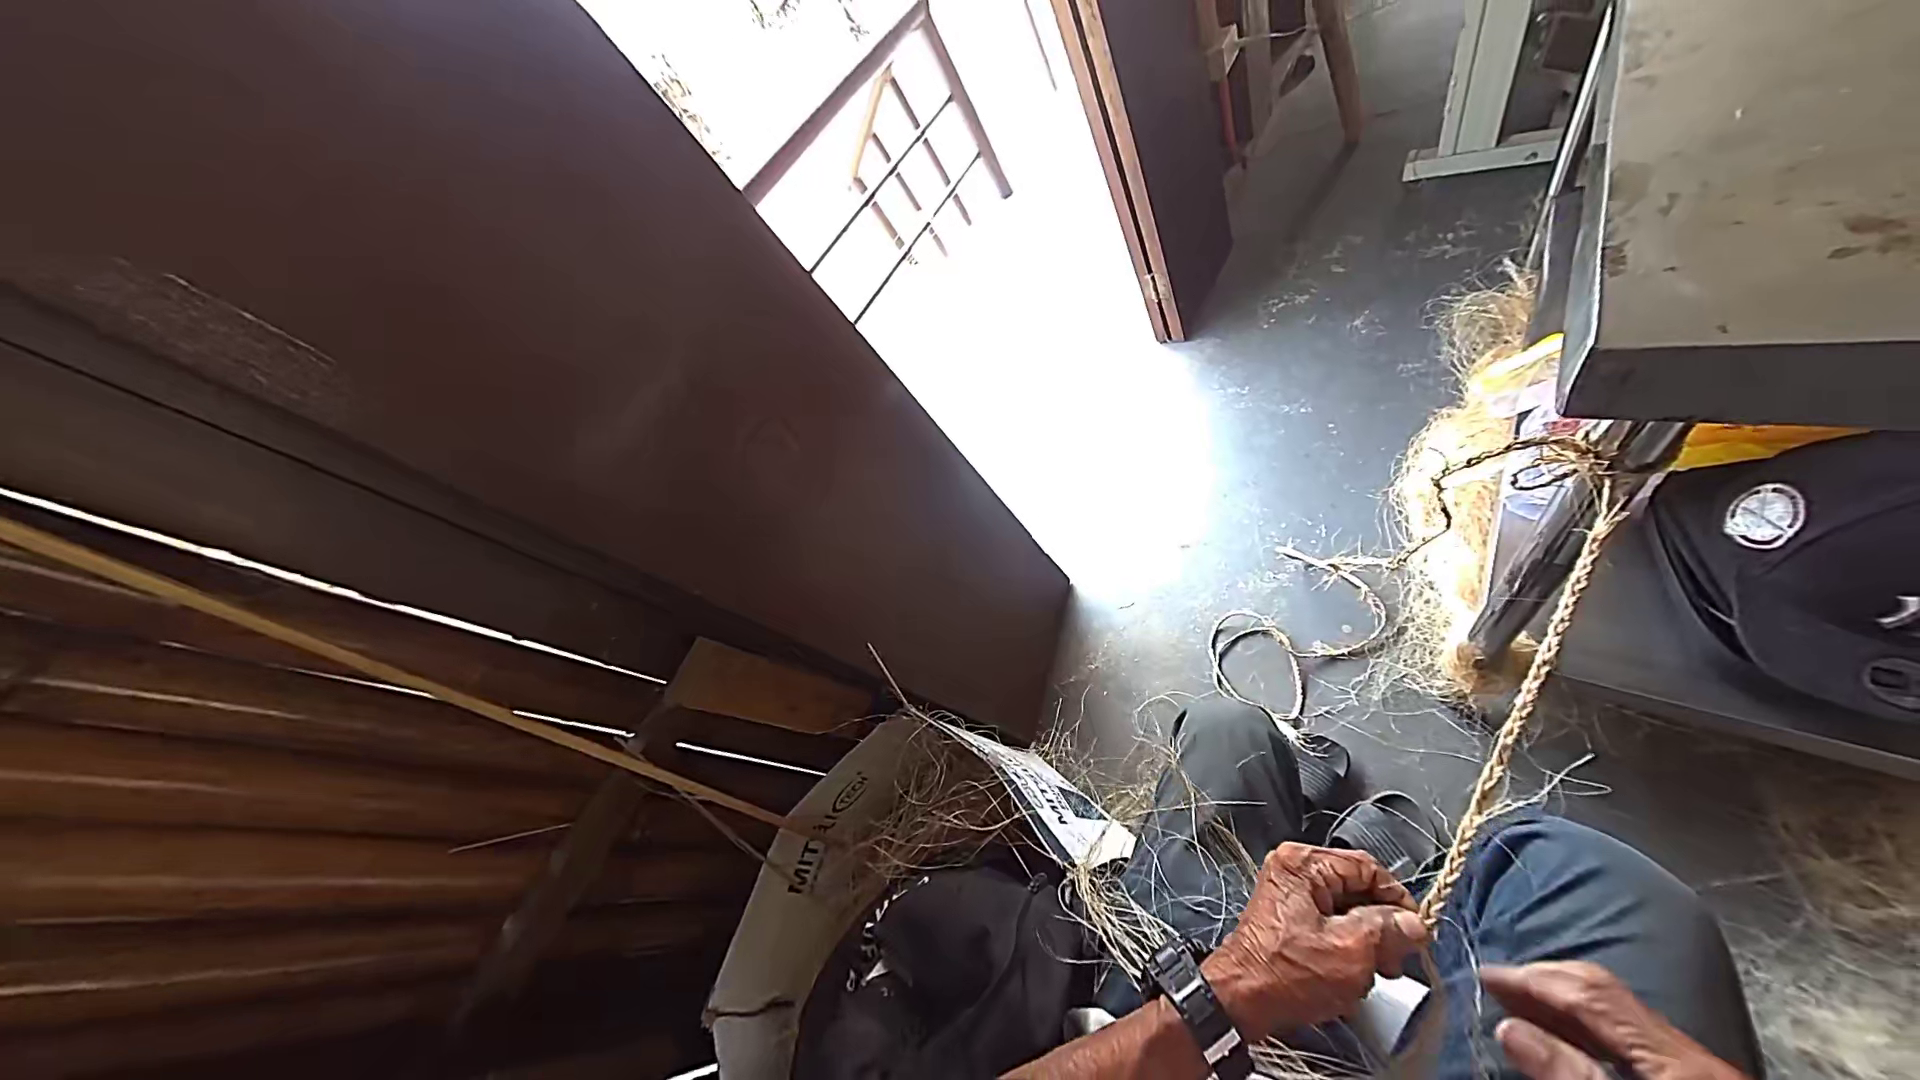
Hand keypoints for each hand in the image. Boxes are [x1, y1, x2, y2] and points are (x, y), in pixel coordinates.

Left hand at [1201, 842, 1428, 1038]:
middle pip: (1357, 886)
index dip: (1398, 899)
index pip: (1367, 867)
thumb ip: (1386, 930)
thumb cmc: (1290, 972)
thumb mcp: (1350, 950)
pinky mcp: (1290, 912)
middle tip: (1394, 959)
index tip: (1416, 932)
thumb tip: (1413, 922)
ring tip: (1375, 969)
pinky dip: (1349, 942)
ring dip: (1368, 938)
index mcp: (1303, 863)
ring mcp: (1290, 889)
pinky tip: (1354, 969)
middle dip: (1382, 924)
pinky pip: (1331, 919)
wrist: (1246, 995)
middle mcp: (1293, 868)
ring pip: (1347, 906)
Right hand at [1482, 963, 1750, 1079]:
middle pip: (1603, 990)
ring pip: (1615, 1008)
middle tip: (1497, 986)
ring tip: (1520, 1004)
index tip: (1483, 976)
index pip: (1587, 994)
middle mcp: (1685, 1053)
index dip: (1528, 978)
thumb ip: (1567, 1075)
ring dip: (1561, 998)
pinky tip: (1563, 1033)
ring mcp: (1695, 1068)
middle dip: (1543, 979)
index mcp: (1674, 1059)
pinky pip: (1627, 1030)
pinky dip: (1584, 1021)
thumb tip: (1508, 1028)